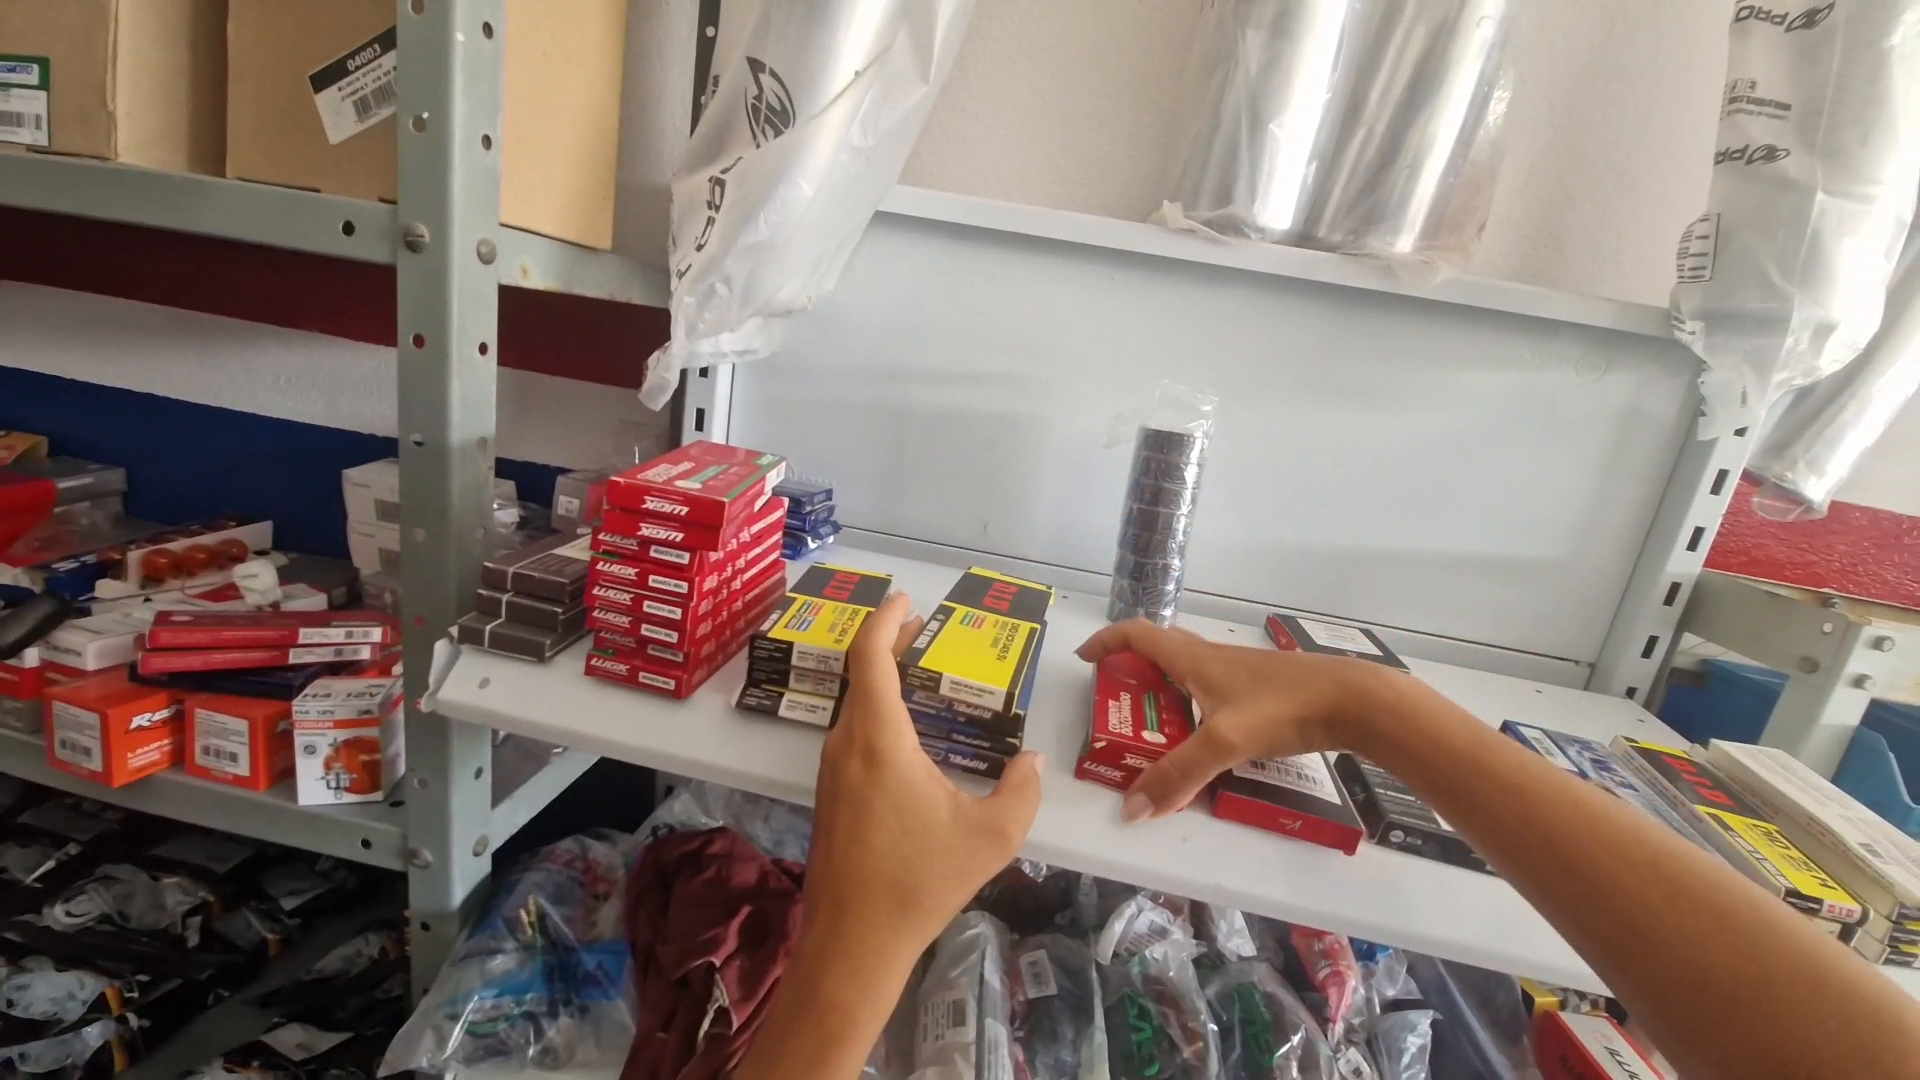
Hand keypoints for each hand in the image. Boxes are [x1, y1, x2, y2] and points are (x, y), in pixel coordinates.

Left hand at [804, 592, 1044, 968]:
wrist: (852, 945)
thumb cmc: (919, 883)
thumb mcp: (991, 837)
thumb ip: (1022, 790)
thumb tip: (1034, 759)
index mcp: (879, 739)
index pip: (870, 657)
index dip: (886, 619)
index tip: (907, 599)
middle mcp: (846, 743)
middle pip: (862, 675)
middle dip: (892, 645)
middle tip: (928, 631)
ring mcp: (831, 770)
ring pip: (855, 705)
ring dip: (884, 681)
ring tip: (925, 676)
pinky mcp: (830, 794)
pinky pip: (852, 733)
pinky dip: (878, 712)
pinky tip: (910, 734)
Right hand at [1076, 619, 1396, 822]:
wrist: (1355, 701)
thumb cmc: (1282, 708)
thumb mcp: (1223, 743)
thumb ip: (1178, 777)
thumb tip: (1131, 809)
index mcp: (1193, 658)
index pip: (1136, 635)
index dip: (1106, 641)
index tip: (1084, 658)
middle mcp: (1211, 656)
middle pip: (1160, 646)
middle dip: (1131, 663)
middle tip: (1116, 693)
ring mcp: (1240, 670)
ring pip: (1188, 666)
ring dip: (1163, 681)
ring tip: (1155, 719)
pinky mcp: (1263, 686)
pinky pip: (1212, 683)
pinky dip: (1193, 698)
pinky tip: (1207, 730)